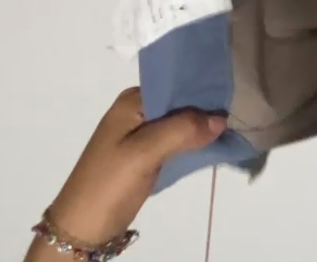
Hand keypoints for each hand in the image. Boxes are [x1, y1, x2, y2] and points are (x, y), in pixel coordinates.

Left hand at [43, 88, 225, 246]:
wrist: (78, 234)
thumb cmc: (107, 185)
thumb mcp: (145, 153)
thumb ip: (182, 130)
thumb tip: (221, 118)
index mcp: (133, 101)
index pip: (176, 82)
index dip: (204, 86)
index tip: (233, 90)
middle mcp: (137, 111)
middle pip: (179, 101)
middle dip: (205, 106)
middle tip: (238, 108)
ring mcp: (140, 135)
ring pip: (180, 121)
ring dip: (201, 125)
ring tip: (233, 124)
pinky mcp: (144, 155)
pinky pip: (176, 140)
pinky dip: (192, 141)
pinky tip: (213, 143)